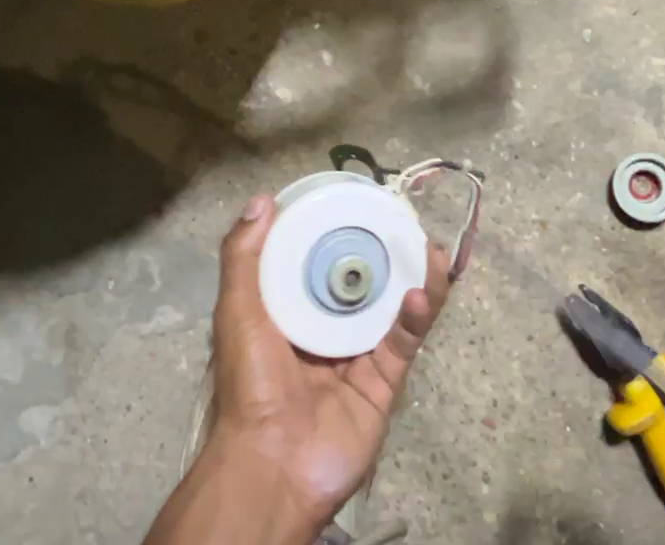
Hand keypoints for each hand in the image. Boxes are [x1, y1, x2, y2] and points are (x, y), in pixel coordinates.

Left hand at [144, 195, 452, 544]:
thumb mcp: (235, 312)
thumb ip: (243, 257)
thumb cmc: (249, 382)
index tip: (354, 201)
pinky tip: (422, 291)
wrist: (271, 464)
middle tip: (404, 219)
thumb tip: (262, 200)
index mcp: (289, 311)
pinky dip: (416, 316)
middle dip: (384, 251)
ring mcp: (358, 354)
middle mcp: (326, 328)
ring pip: (392, 307)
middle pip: (361, 281)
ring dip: (413, 276)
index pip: (316, 262)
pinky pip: (404, 341)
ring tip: (429, 245)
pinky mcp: (384, 381)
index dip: (335, 232)